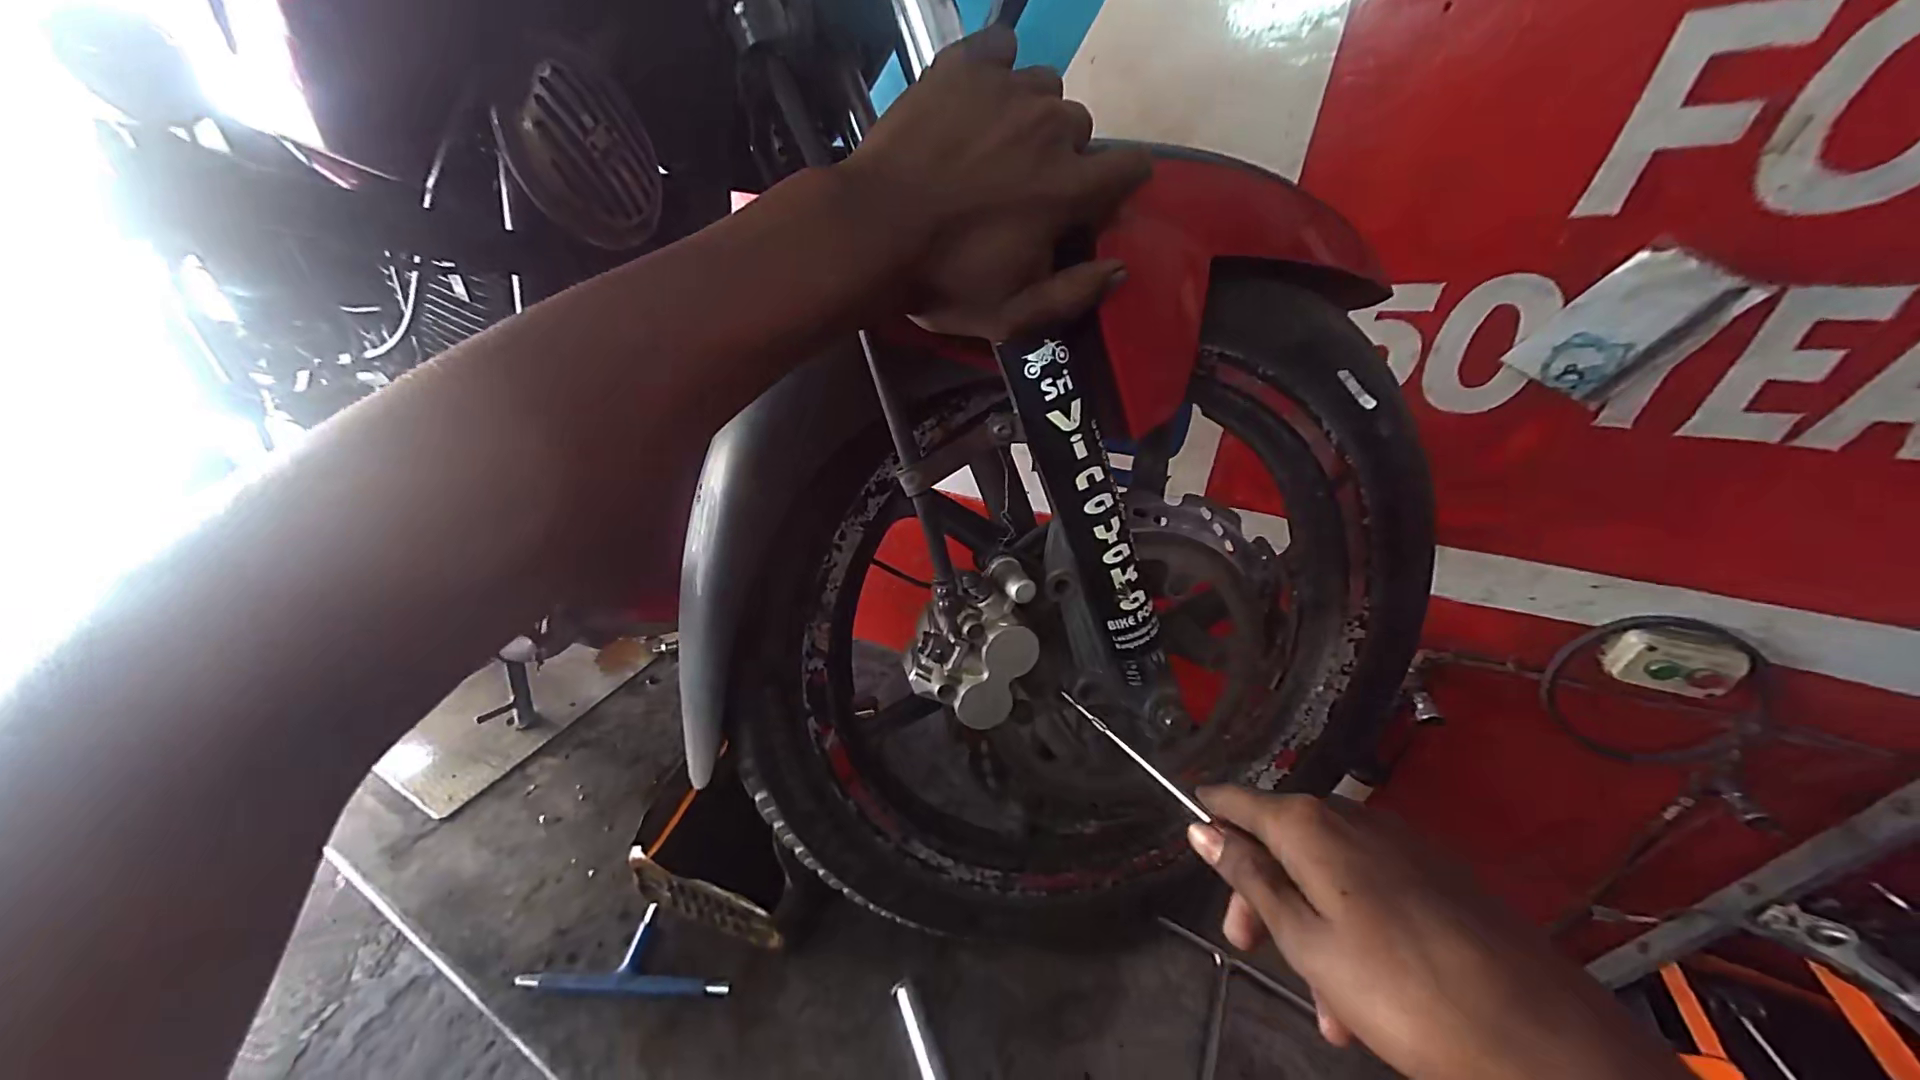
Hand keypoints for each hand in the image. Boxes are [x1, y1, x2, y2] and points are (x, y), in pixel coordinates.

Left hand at [838, 26, 1150, 339]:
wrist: (871, 234)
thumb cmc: (943, 282)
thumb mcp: (1011, 315)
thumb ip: (1073, 295)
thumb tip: (1121, 267)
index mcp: (1067, 188)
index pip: (1130, 167)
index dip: (1121, 183)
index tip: (1097, 198)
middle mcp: (1048, 127)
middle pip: (1080, 127)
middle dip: (1064, 156)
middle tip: (1023, 185)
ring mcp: (1004, 90)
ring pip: (1043, 89)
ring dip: (1031, 116)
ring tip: (995, 146)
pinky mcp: (962, 68)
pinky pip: (1000, 50)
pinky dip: (997, 72)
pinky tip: (977, 102)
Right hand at [1188, 788, 1692, 1079]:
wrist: (1550, 1046)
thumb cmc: (1401, 991)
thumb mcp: (1305, 939)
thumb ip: (1250, 876)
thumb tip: (1201, 827)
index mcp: (1310, 825)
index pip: (1238, 800)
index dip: (1210, 813)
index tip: (1189, 829)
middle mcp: (1352, 817)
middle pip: (1281, 837)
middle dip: (1257, 889)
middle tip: (1244, 945)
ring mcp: (1400, 843)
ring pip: (1325, 869)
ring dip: (1305, 920)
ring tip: (1321, 1003)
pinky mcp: (1437, 873)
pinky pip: (1369, 885)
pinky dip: (1349, 923)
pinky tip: (1361, 991)